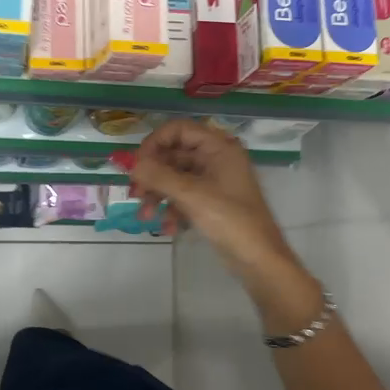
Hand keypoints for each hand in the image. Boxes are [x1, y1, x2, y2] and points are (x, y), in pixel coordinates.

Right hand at [124, 118, 310, 300]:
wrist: (258, 259)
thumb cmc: (230, 220)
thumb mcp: (192, 195)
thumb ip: (159, 176)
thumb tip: (130, 164)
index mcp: (219, 148)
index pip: (179, 130)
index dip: (155, 143)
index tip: (137, 165)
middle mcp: (216, 159)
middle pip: (174, 155)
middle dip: (152, 174)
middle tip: (135, 193)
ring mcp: (214, 182)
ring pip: (175, 178)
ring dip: (157, 194)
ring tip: (145, 216)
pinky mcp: (210, 202)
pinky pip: (183, 196)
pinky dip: (171, 209)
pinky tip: (167, 228)